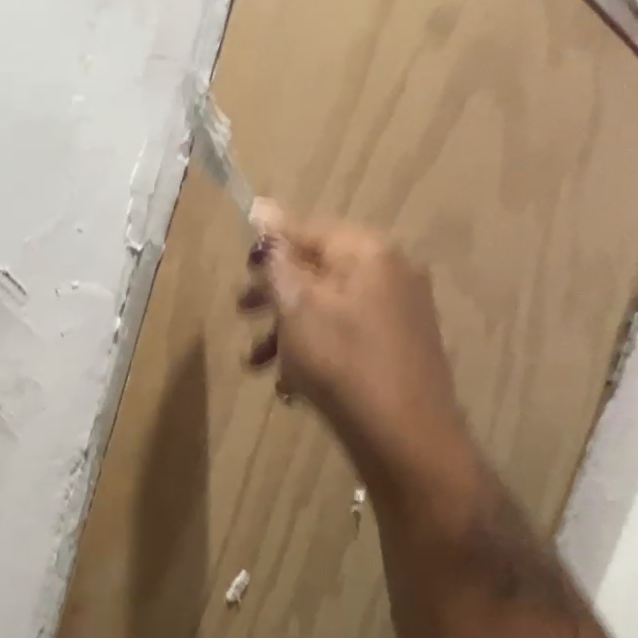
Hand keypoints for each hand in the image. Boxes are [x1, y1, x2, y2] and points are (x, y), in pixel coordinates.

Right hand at [239, 200, 466, 474]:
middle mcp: (391, 270)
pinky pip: (343, 331)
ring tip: (257, 362)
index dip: (269, 247)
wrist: (400, 428)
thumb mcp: (297, 307)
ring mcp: (399, 307)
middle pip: (317, 269)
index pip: (309, 230)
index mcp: (369, 253)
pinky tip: (291, 381)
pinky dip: (312, 348)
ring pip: (325, 305)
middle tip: (242, 315)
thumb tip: (262, 208)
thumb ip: (278, 260)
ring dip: (285, 329)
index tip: (237, 269)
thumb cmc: (340, 360)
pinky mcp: (397, 342)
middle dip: (274, 294)